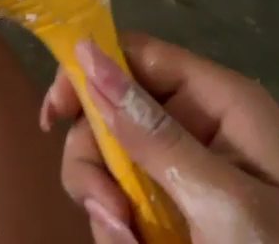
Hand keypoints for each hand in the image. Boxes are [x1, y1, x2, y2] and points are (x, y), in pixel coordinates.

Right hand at [39, 33, 278, 243]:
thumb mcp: (223, 202)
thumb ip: (153, 133)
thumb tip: (87, 52)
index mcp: (219, 101)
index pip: (134, 54)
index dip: (87, 72)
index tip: (55, 117)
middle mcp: (197, 124)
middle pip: (109, 112)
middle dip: (97, 162)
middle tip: (111, 212)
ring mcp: (184, 169)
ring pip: (107, 160)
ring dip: (105, 204)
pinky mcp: (175, 209)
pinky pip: (119, 200)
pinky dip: (118, 228)